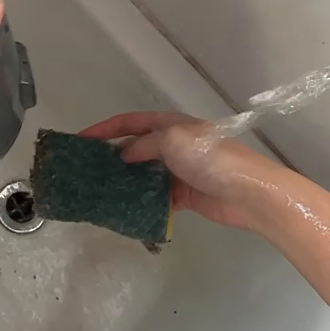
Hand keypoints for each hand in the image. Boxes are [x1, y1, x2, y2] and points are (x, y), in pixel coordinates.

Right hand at [77, 112, 300, 233]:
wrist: (249, 193)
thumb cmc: (211, 158)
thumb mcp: (173, 140)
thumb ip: (144, 144)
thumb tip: (124, 154)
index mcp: (170, 125)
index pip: (129, 122)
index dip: (104, 128)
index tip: (80, 139)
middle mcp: (172, 145)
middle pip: (134, 147)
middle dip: (110, 156)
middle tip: (85, 169)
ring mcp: (178, 171)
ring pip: (142, 174)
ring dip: (123, 180)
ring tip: (98, 190)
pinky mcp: (183, 195)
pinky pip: (154, 197)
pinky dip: (139, 201)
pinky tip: (122, 208)